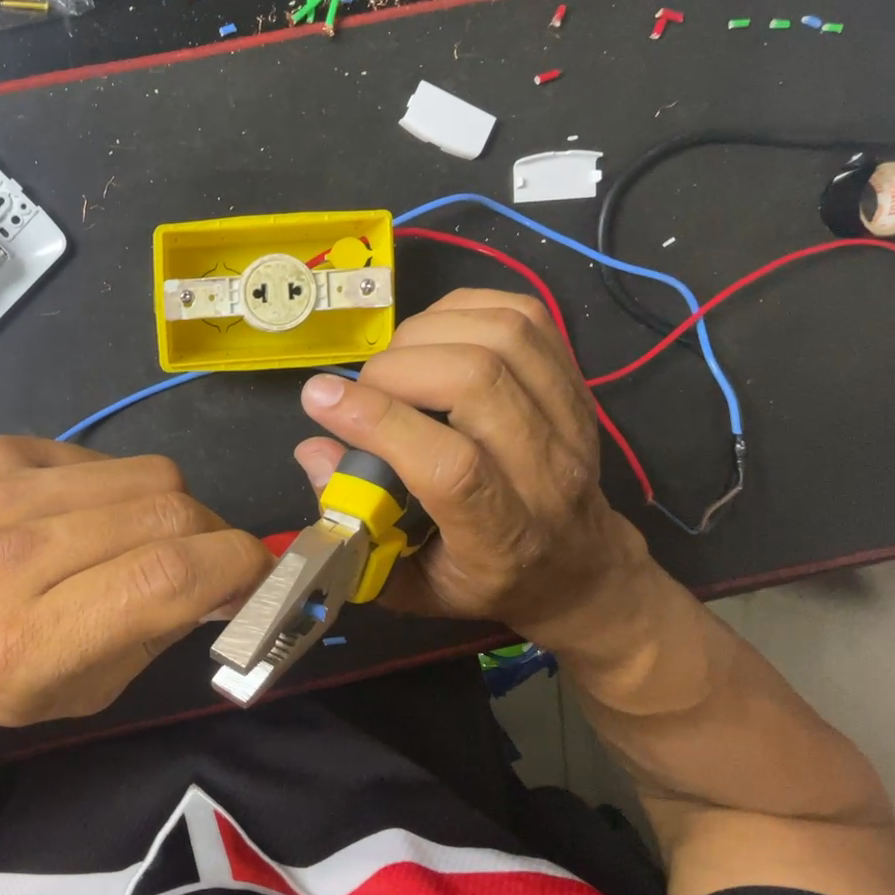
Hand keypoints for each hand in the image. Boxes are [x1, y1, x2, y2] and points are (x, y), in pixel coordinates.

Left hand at [0, 437, 270, 729]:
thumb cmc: (3, 678)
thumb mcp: (91, 691)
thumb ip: (164, 628)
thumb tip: (235, 572)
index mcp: (29, 639)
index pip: (162, 576)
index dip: (233, 566)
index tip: (257, 574)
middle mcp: (8, 557)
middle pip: (163, 512)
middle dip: (212, 535)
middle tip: (210, 560)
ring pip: (144, 474)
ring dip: (171, 508)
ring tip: (148, 537)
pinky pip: (103, 456)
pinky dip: (120, 487)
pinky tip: (90, 517)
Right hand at [292, 289, 648, 634]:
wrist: (580, 568)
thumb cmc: (483, 580)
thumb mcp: (408, 582)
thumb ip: (354, 527)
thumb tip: (314, 450)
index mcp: (502, 535)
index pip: (452, 465)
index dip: (380, 421)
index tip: (320, 400)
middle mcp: (546, 471)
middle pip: (478, 381)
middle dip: (396, 369)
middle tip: (364, 390)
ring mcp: (570, 418)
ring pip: (502, 336)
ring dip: (427, 334)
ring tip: (396, 363)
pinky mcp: (575, 381)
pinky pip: (523, 314)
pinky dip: (463, 311)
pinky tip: (432, 336)